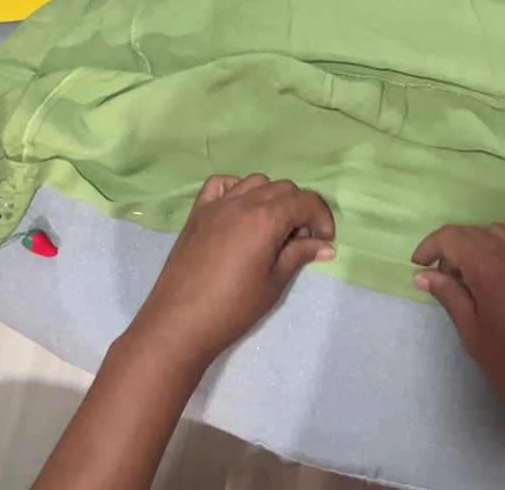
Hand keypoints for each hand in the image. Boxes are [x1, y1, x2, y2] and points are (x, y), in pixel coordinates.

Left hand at [127, 174, 334, 367]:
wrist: (179, 323)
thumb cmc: (232, 308)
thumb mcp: (274, 284)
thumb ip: (299, 255)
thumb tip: (325, 245)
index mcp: (265, 217)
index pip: (305, 201)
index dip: (321, 217)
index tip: (324, 241)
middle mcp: (243, 201)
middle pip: (283, 188)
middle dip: (299, 209)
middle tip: (300, 241)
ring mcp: (217, 203)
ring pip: (255, 182)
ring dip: (272, 198)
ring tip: (271, 228)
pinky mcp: (198, 212)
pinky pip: (221, 184)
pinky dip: (237, 189)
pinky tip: (240, 211)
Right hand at [412, 223, 504, 430]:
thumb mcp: (473, 334)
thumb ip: (449, 296)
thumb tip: (423, 275)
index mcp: (490, 269)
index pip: (452, 238)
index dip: (430, 246)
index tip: (418, 267)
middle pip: (473, 232)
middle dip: (451, 249)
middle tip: (442, 279)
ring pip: (499, 232)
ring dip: (478, 244)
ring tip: (470, 274)